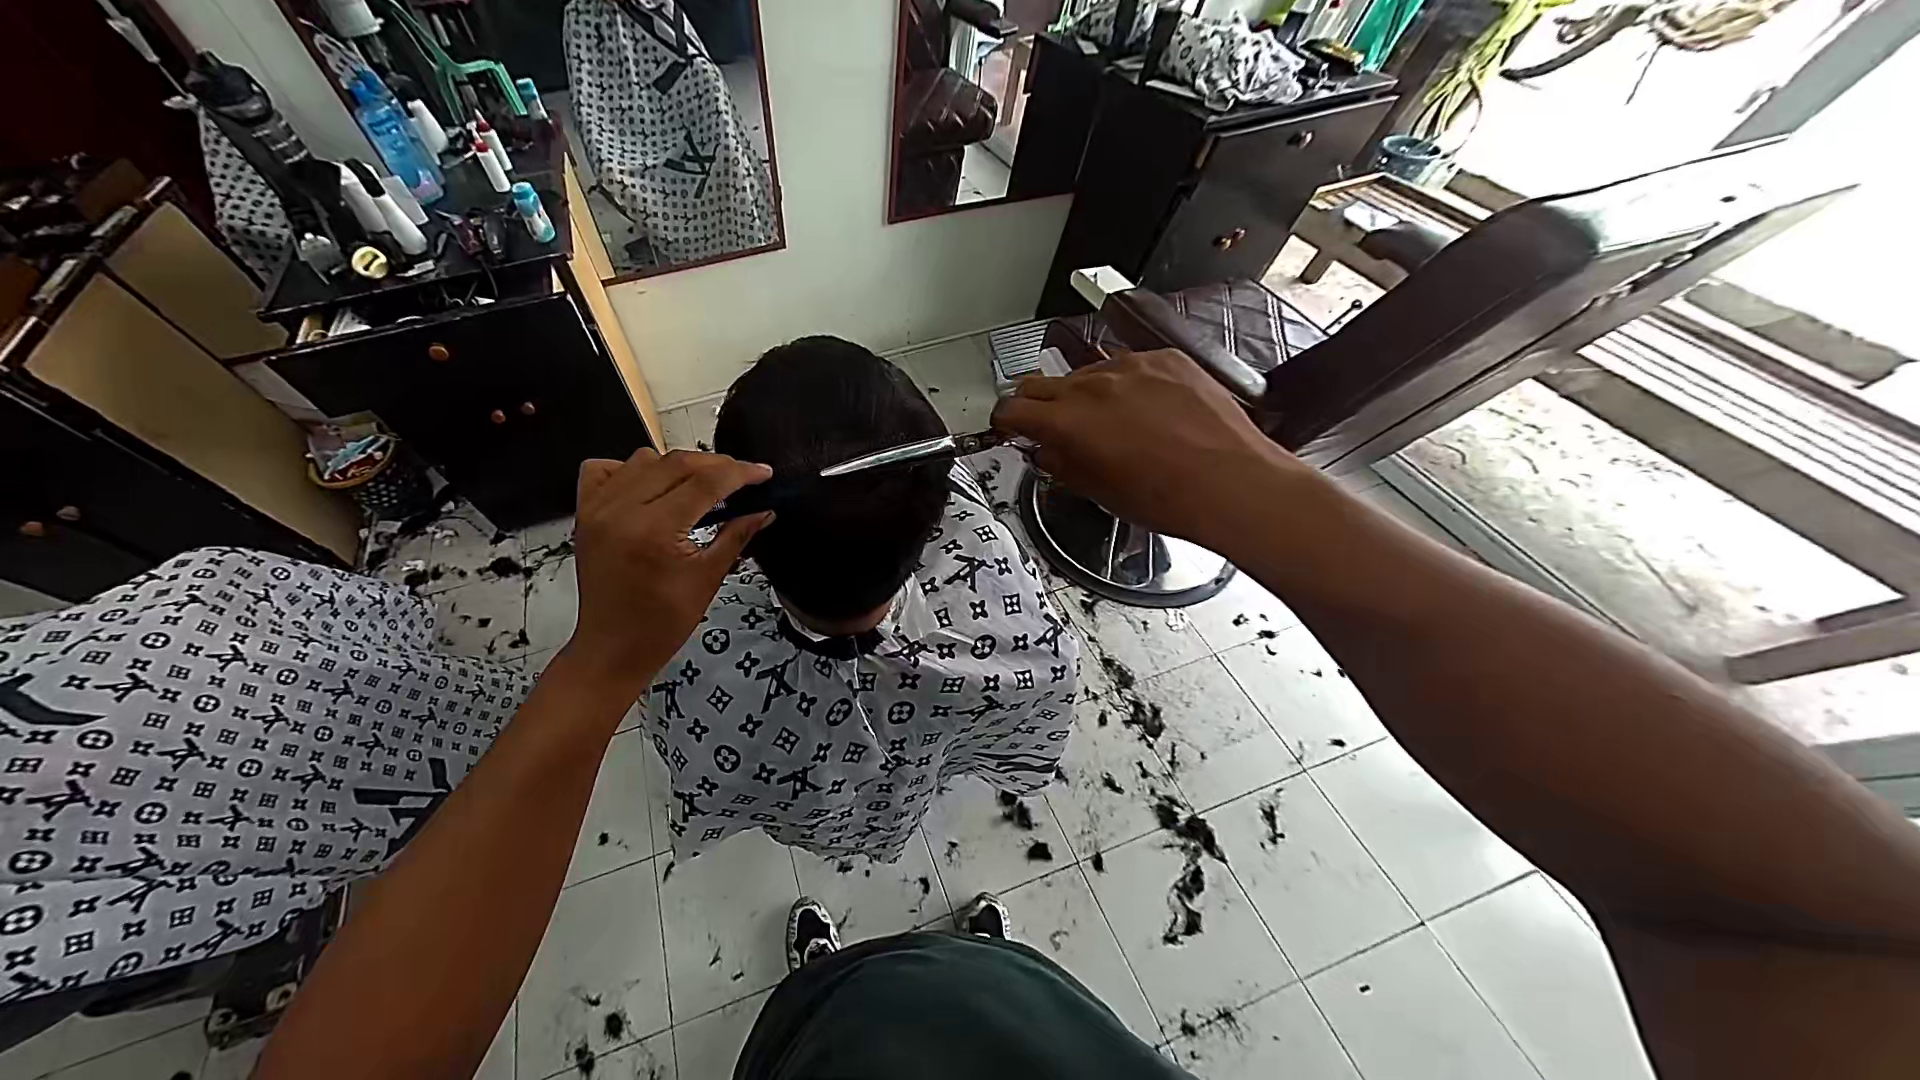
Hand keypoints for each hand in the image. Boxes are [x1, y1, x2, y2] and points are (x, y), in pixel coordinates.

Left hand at [564, 449, 773, 691]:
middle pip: (677, 462)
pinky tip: (653, 486)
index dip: (740, 472)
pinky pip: (605, 469)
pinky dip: (632, 469)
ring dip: (679, 465)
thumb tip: (764, 511)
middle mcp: (620, 511)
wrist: (613, 648)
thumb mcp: (709, 578)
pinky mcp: (586, 513)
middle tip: (742, 477)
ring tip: (702, 484)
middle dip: (717, 464)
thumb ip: (737, 536)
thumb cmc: (660, 624)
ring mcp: (597, 509)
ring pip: (645, 459)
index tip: (762, 473)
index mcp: (654, 531)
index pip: (706, 482)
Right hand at [991, 348, 1310, 550]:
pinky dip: (1126, 385)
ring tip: (1109, 425)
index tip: (1009, 427)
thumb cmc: (1173, 496)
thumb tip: (1048, 453)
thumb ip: (1063, 465)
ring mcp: (1133, 367)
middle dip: (1036, 405)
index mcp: (1070, 420)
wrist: (1233, 483)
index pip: (1014, 408)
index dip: (1005, 421)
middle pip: (1042, 383)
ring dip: (1084, 396)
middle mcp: (1096, 385)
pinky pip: (1130, 366)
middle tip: (1047, 426)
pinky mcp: (1166, 360)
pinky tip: (1145, 412)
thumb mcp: (1101, 492)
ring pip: (1087, 373)